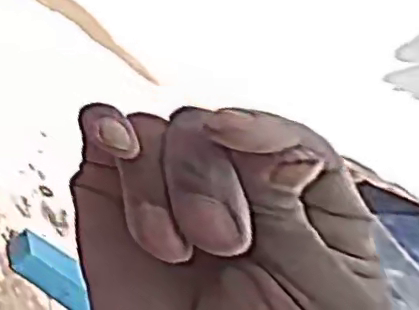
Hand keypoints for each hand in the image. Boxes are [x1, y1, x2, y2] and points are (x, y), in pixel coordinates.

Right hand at [72, 104, 387, 309]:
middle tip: (218, 241)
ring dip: (155, 181)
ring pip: (154, 129)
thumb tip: (264, 139)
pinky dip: (103, 124)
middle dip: (204, 179)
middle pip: (209, 132)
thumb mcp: (318, 298)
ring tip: (165, 246)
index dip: (263, 129)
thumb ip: (293, 217)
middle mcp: (232, 189)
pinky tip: (112, 141)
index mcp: (305, 217)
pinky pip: (100, 127)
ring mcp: (161, 182)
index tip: (236, 135)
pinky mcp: (105, 183)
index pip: (290, 142)